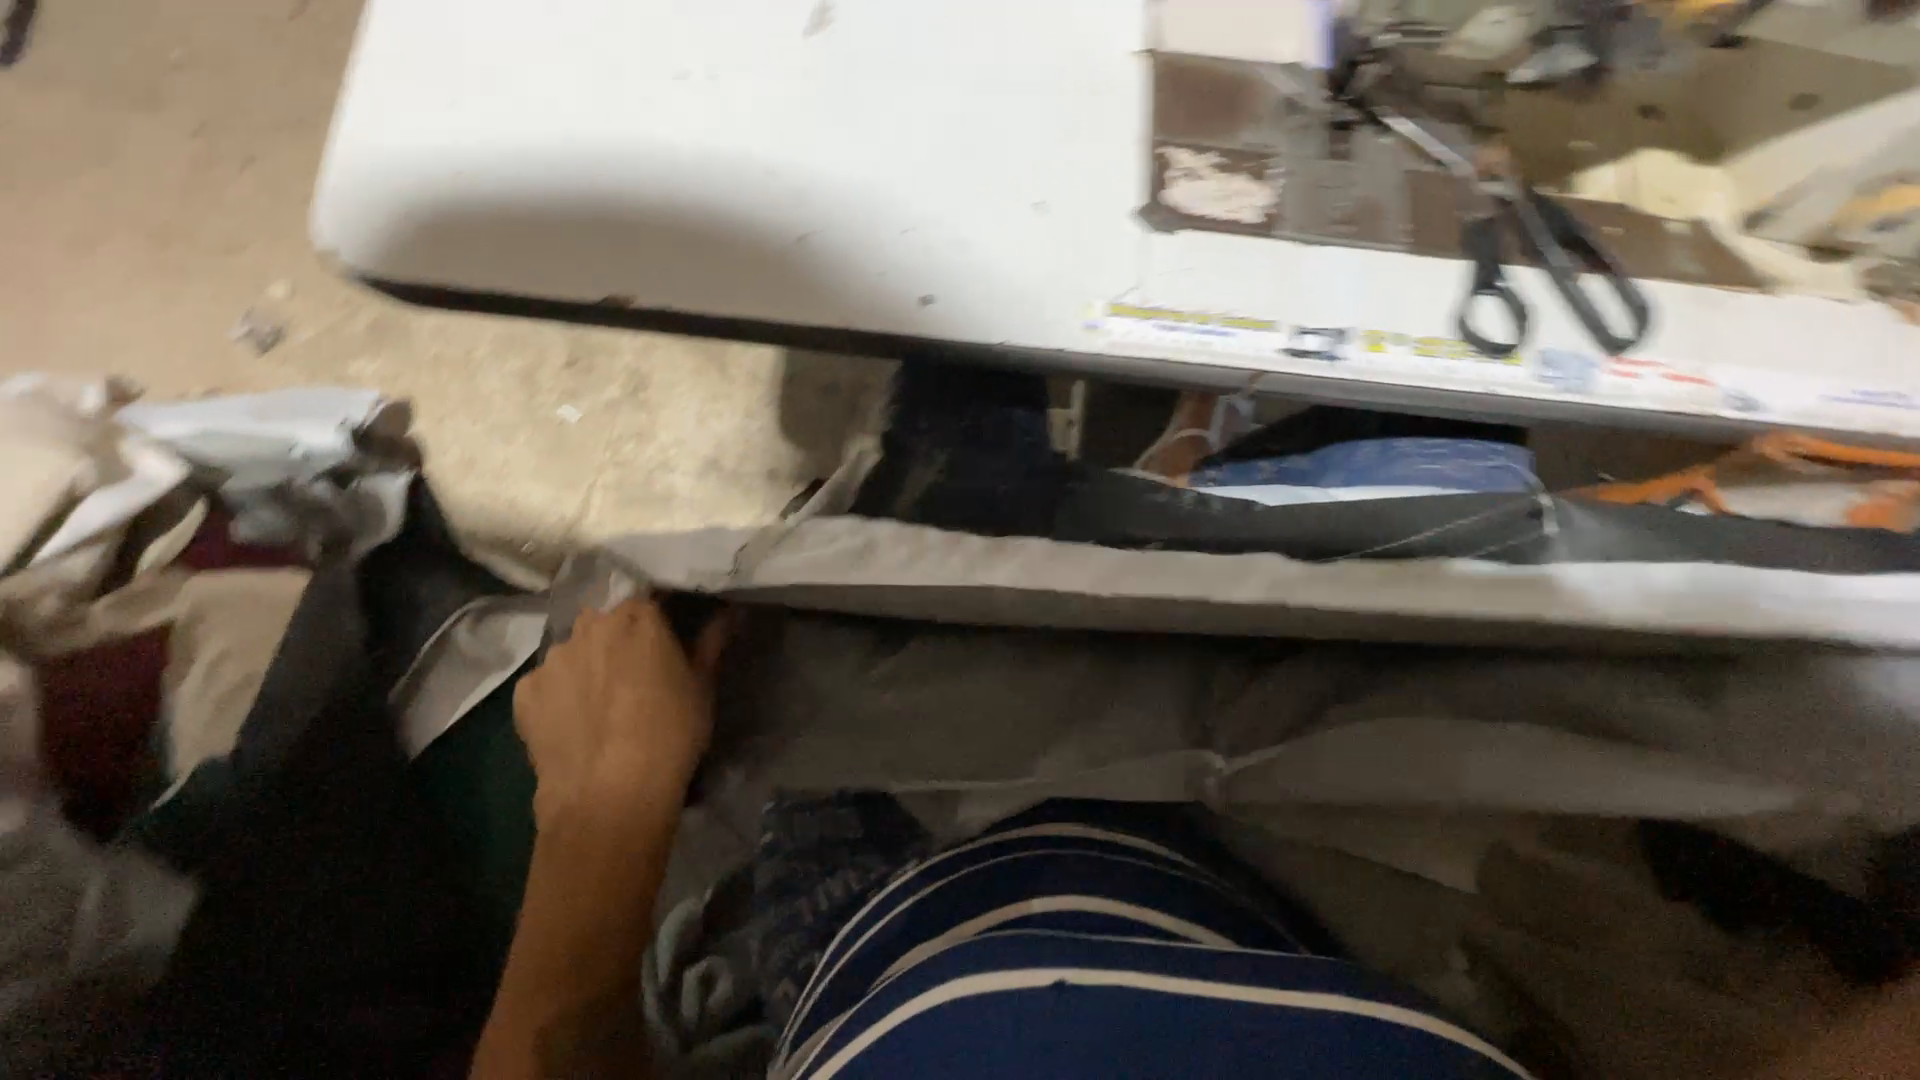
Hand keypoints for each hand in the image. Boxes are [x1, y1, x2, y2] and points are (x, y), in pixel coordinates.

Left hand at [513, 594, 732, 826]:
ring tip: (603, 703)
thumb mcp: (703, 687)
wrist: (609, 795)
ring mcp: (552, 659)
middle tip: (637, 674)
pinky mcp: (525, 693)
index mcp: (638, 617)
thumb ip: (711, 643)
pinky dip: (560, 695)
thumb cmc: (671, 733)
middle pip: (607, 621)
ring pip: (575, 651)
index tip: (669, 640)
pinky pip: (547, 684)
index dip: (660, 619)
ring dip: (589, 665)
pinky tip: (575, 722)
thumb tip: (728, 613)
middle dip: (620, 639)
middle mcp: (590, 625)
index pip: (650, 599)